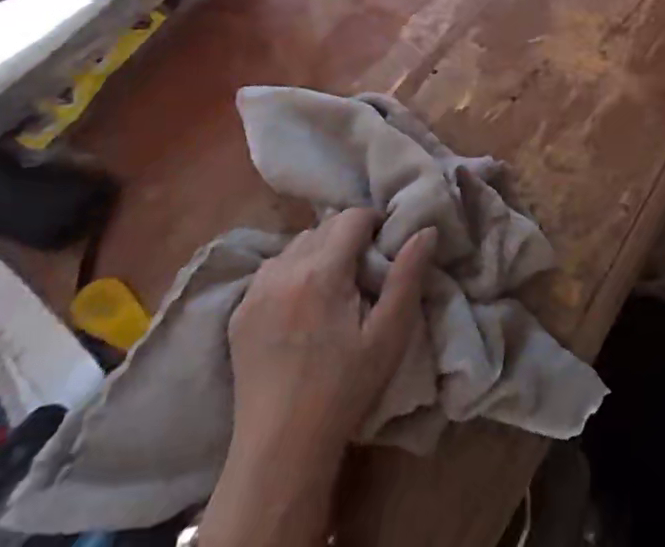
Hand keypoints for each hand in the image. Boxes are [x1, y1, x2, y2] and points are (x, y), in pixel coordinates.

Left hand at [202, 210, 435, 546]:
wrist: (282, 446)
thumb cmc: (345, 389)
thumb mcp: (389, 335)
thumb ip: (407, 276)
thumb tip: (425, 230)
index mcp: (321, 272)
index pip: (351, 218)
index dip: (374, 224)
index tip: (386, 248)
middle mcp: (282, 269)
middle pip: (322, 228)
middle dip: (347, 238)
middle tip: (365, 273)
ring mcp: (254, 290)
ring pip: (294, 246)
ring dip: (318, 253)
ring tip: (334, 289)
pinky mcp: (239, 312)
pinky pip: (271, 271)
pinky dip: (292, 273)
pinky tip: (303, 307)